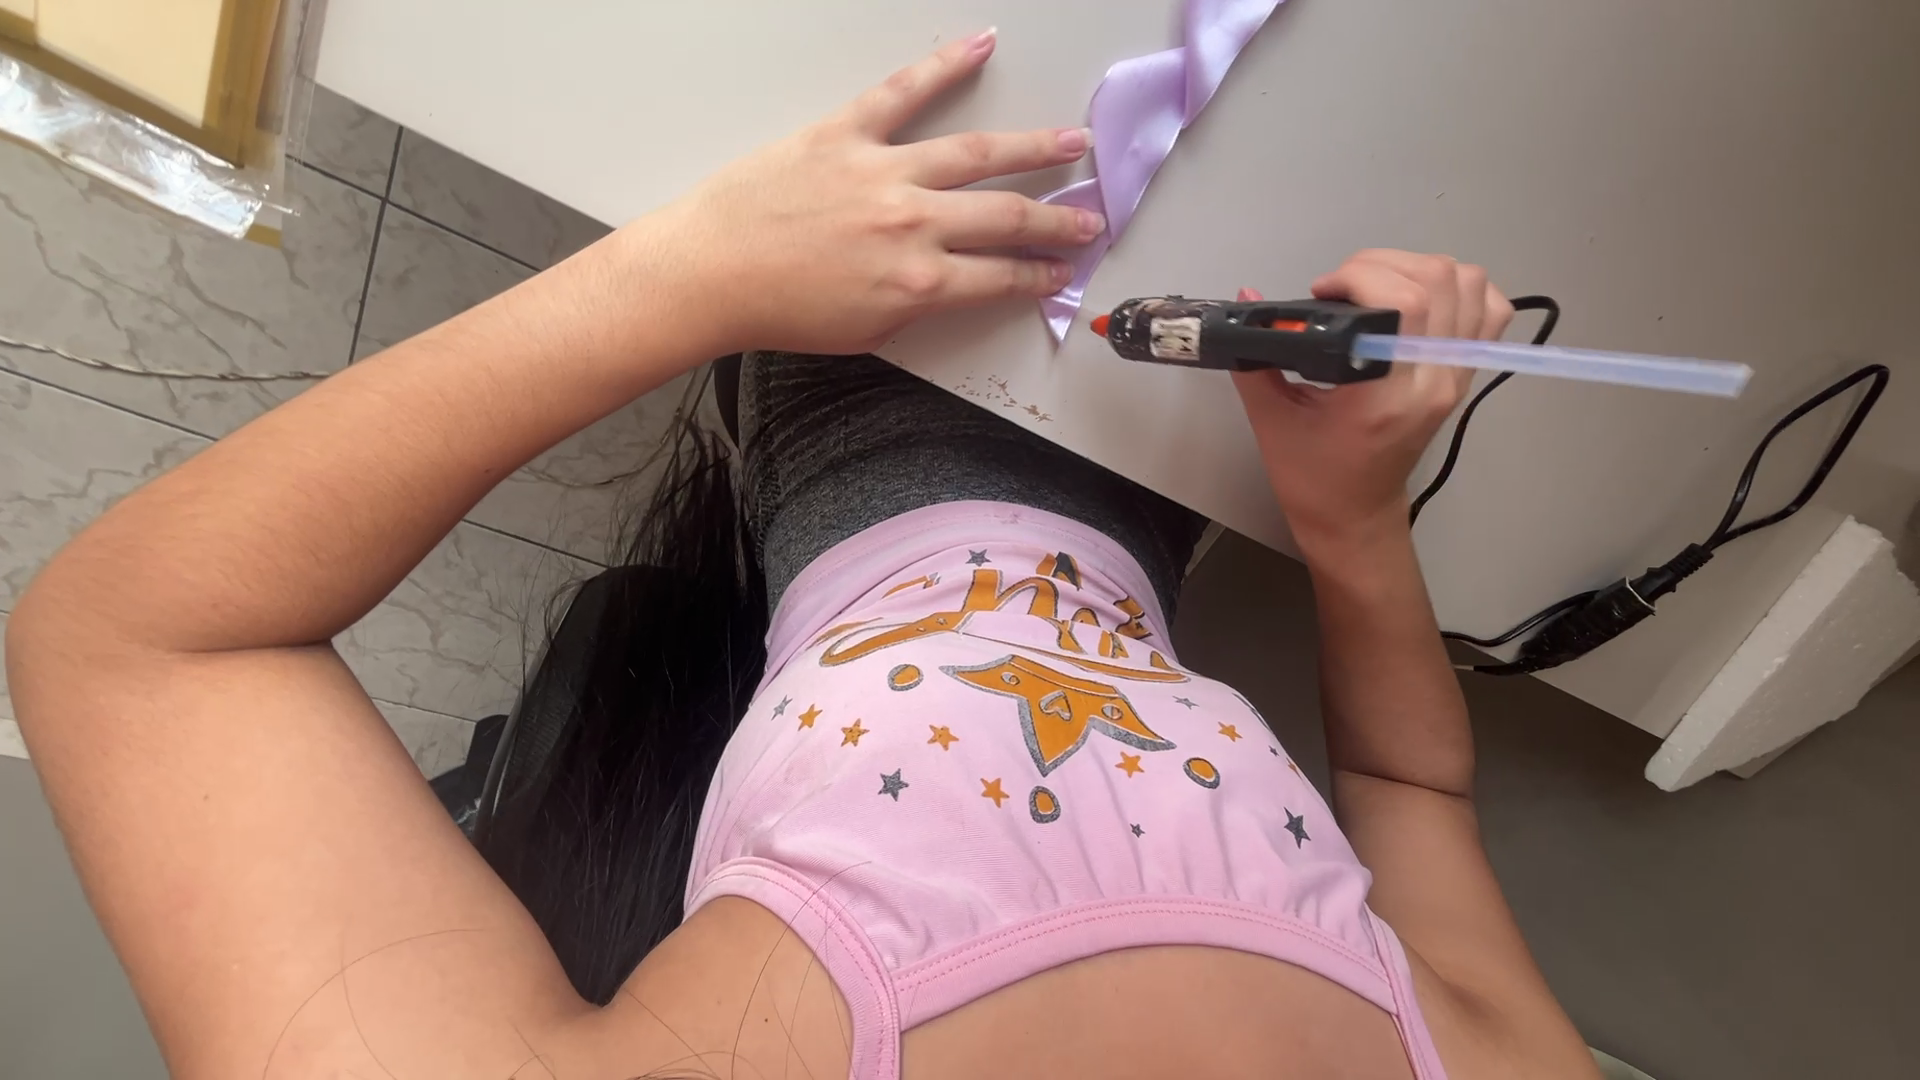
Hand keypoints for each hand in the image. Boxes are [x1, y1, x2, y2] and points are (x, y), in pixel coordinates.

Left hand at [638, 29, 1103, 355]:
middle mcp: (915, 225)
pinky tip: (982, 47)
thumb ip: (918, 306)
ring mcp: (884, 171)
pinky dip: (944, 67)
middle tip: (1091, 220)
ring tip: (1073, 141)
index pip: (1001, 278)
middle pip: (1006, 217)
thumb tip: (948, 282)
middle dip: (1057, 222)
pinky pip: (904, 92)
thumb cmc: (786, 314)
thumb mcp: (867, 331)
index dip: (1039, 277)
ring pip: (976, 154)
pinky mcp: (846, 132)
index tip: (1061, 273)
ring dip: (1033, 148)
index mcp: (921, 284)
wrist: (713, 274)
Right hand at [1233, 249, 1514, 555]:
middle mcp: (1434, 379)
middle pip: (1439, 280)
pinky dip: (1460, 289)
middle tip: (1339, 290)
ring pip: (1469, 284)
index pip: (1403, 303)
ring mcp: (1456, 376)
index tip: (1320, 293)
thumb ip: (1256, 359)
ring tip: (1374, 290)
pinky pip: (1488, 310)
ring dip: (1419, 269)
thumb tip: (1246, 300)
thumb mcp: (1272, 420)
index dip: (1360, 277)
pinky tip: (1417, 300)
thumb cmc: (1310, 477)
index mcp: (1386, 395)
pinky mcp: (1463, 374)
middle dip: (1381, 265)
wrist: (1353, 516)